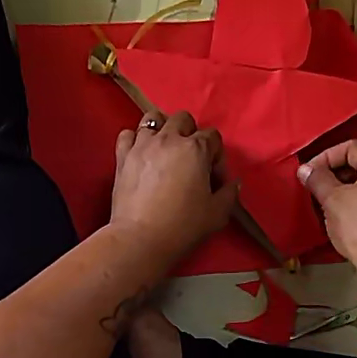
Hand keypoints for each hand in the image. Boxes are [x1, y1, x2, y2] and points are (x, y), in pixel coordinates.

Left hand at [109, 111, 238, 263]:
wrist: (141, 239)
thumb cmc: (183, 226)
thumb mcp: (217, 214)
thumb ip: (229, 194)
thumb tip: (234, 183)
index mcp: (196, 149)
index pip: (213, 137)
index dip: (217, 157)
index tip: (214, 179)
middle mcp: (169, 139)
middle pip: (183, 119)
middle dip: (191, 134)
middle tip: (190, 160)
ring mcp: (142, 145)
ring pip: (154, 118)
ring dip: (163, 129)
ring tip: (165, 150)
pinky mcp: (122, 156)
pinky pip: (128, 134)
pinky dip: (136, 140)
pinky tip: (142, 155)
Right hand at [298, 140, 356, 273]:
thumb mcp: (334, 200)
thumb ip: (318, 180)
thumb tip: (304, 169)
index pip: (350, 147)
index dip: (325, 157)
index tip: (308, 174)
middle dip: (333, 173)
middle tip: (314, 188)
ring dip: (342, 189)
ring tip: (323, 203)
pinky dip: (354, 201)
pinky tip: (340, 216)